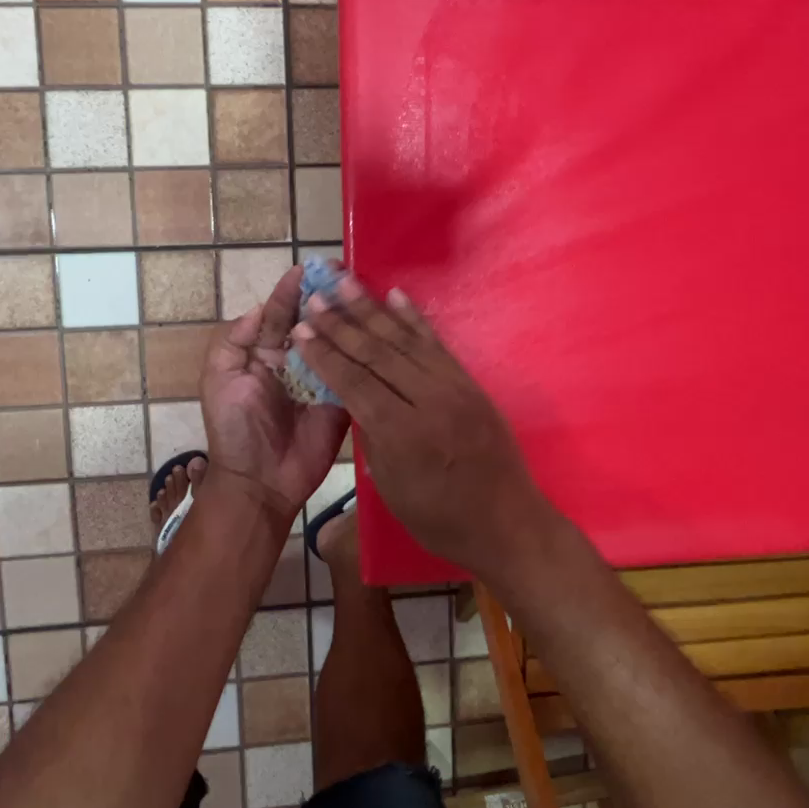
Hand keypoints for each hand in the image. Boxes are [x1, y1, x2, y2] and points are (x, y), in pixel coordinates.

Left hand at [200, 266, 350, 522]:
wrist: (258, 481)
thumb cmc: (234, 429)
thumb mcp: (219, 380)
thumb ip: (233, 341)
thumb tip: (261, 307)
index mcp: (264, 352)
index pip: (281, 313)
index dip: (294, 290)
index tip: (311, 267)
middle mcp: (295, 360)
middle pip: (313, 321)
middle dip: (326, 296)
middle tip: (346, 272)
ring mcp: (321, 379)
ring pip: (336, 342)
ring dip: (347, 318)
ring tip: (364, 292)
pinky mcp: (343, 400)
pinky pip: (353, 373)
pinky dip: (363, 353)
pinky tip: (378, 331)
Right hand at [292, 273, 558, 576]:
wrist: (507, 523)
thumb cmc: (441, 520)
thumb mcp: (391, 488)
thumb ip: (371, 437)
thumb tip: (353, 398)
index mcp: (401, 434)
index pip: (354, 382)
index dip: (325, 354)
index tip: (301, 329)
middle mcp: (428, 401)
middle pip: (377, 353)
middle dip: (342, 324)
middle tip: (316, 297)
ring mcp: (454, 387)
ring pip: (405, 340)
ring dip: (373, 310)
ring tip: (346, 284)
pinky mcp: (470, 382)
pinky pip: (437, 344)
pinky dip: (415, 319)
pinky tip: (396, 298)